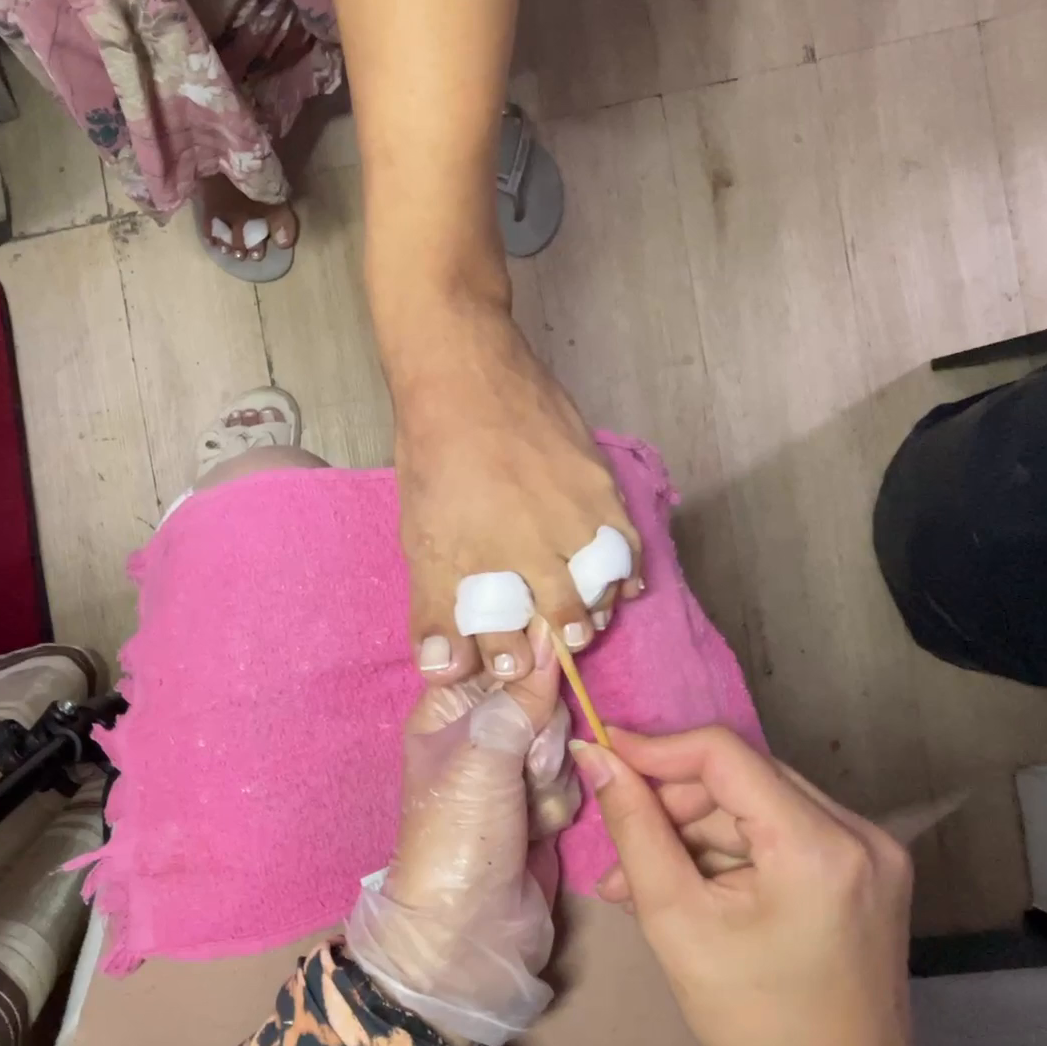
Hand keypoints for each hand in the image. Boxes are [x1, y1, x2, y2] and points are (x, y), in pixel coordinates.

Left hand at [344, 622, 576, 1045]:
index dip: (524, 667)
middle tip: (524, 768)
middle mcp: (476, 731)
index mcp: (445, 708)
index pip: (497, 660)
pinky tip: (538, 829)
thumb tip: (544, 630)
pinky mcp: (536, 801)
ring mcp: (507, 768)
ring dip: (550, 775)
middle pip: (538, 699)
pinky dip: (558, 803)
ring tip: (525, 808)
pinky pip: (569, 778)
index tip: (541, 687)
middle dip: (541, 735)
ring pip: (559, 739)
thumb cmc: (461, 829)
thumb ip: (521, 694)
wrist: (471, 929)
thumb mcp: (485, 752)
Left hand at [391, 304, 640, 684]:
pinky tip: (622, 582)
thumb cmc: (433, 457)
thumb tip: (441, 669)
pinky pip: (628, 544)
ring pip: (604, 584)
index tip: (508, 666)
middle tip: (554, 642)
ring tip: (585, 618)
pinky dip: (627, 572)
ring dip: (596, 609)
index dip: (507, 659)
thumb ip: (433, 603)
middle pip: (567, 616)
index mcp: (487, 563)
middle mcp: (541, 546)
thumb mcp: (418, 533)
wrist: (466, 376)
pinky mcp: (602, 485)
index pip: (509, 640)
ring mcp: (578, 514)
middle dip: (558, 638)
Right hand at [577, 728, 914, 1045]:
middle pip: (738, 777)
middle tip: (621, 845)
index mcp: (820, 847)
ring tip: (638, 880)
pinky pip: (774, 830)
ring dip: (689, 830)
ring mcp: (868, 853)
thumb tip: (592, 753)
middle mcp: (859, 834)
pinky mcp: (862, 871)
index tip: (599, 755)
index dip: (655, 748)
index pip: (723, 754)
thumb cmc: (750, 1017)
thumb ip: (633, 825)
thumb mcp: (675, 917)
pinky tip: (684, 884)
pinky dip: (722, 849)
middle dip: (670, 803)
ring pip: (750, 802)